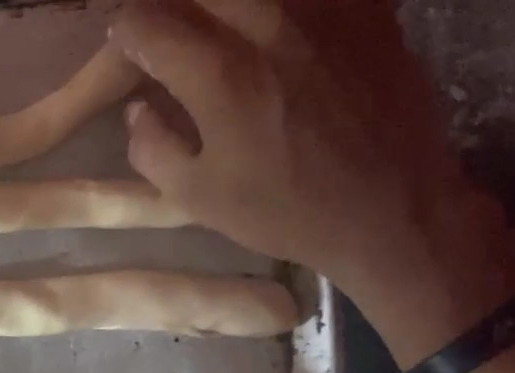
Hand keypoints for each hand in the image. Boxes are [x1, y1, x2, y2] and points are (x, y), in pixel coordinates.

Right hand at [112, 0, 514, 341]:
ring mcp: (327, 9)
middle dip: (173, 6)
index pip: (152, 21)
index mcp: (223, 78)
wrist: (389, 206)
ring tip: (215, 27)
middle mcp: (273, 25)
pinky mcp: (367, 8)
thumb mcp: (196, 197)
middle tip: (167, 29)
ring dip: (224, 5)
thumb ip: (152, 147)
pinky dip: (281, 7)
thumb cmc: (281, 209)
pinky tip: (275, 31)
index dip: (128, 30)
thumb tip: (137, 108)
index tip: (125, 44)